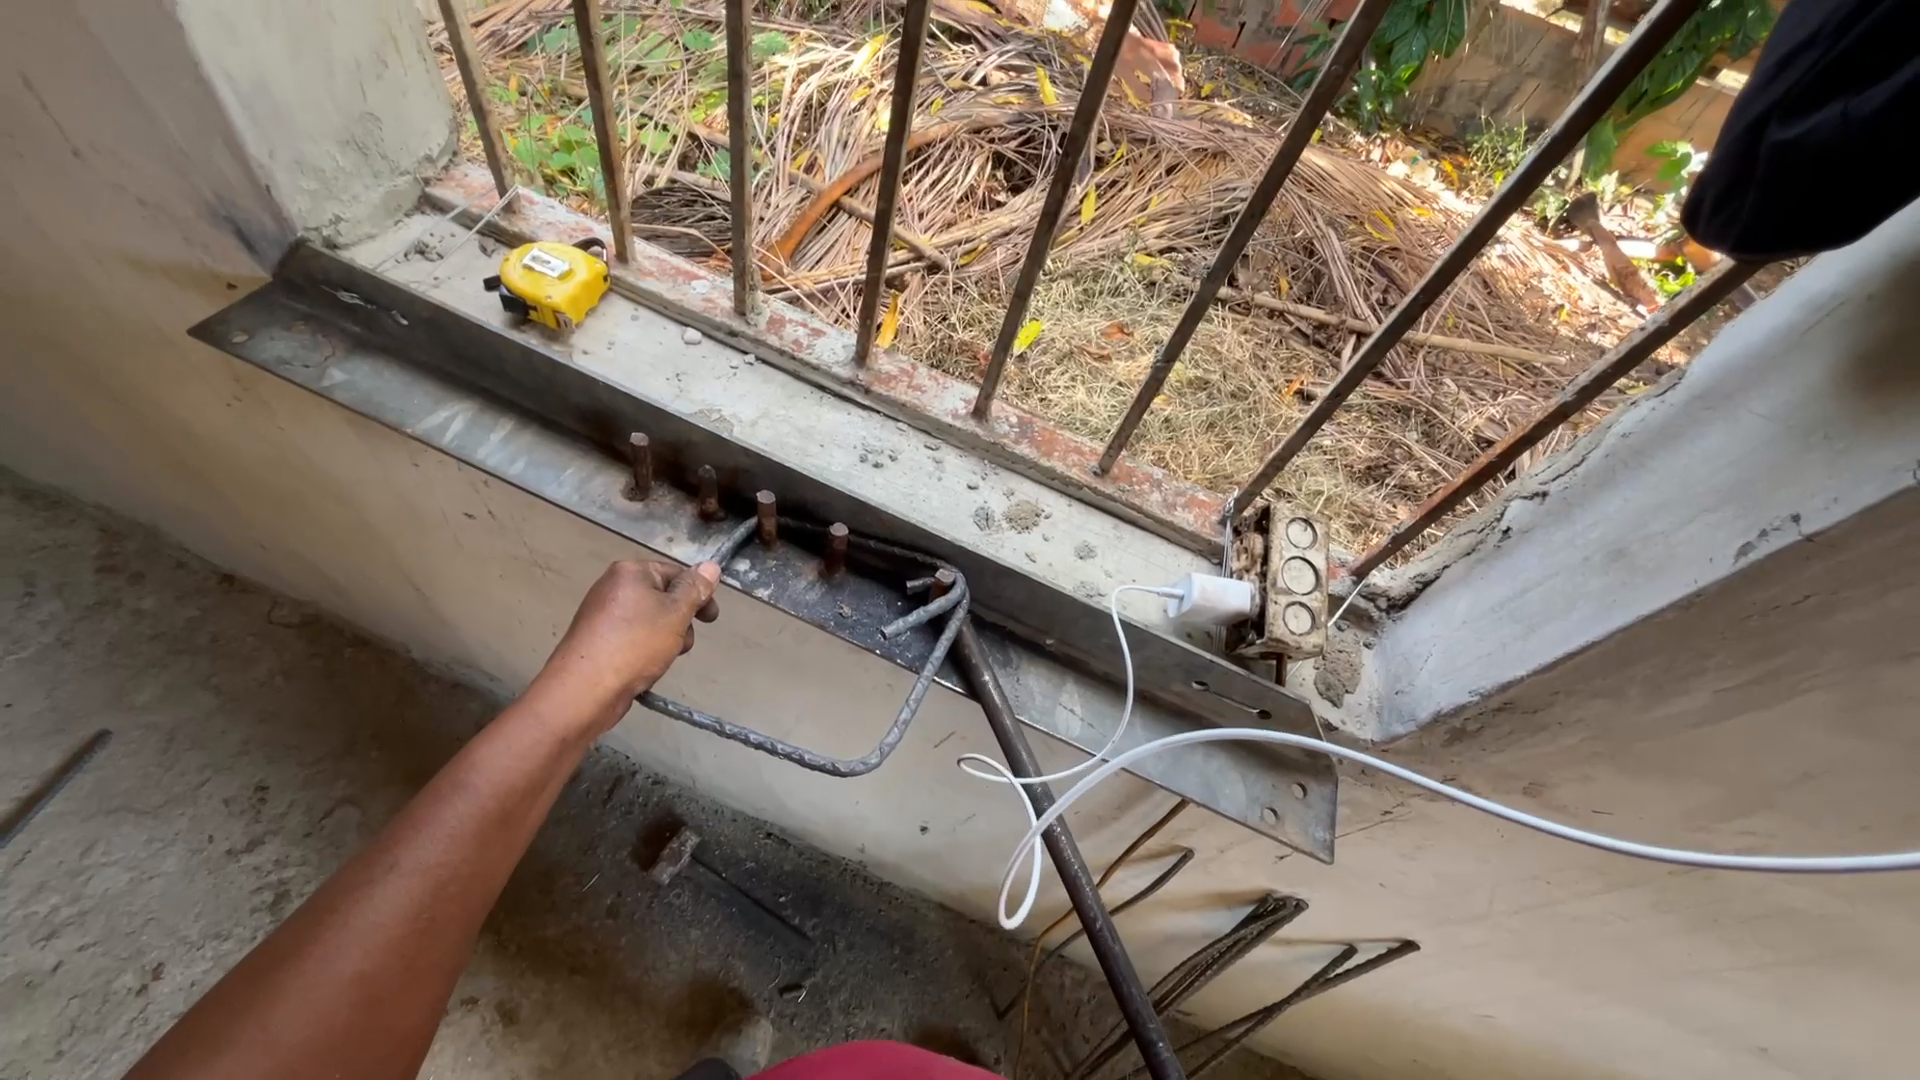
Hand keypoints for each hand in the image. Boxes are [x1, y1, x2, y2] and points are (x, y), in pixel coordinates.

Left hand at [529, 559, 721, 736]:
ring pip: (652, 620)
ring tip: (663, 658)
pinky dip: (646, 649)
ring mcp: (604, 615)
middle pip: (664, 597)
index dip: (698, 594)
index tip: (711, 619)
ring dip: (667, 638)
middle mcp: (614, 588)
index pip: (676, 573)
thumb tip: (711, 566)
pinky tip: (647, 667)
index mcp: (630, 572)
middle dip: (681, 620)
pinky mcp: (599, 640)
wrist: (585, 690)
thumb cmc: (635, 644)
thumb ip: (695, 589)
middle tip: (683, 642)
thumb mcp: (676, 613)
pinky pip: (634, 637)